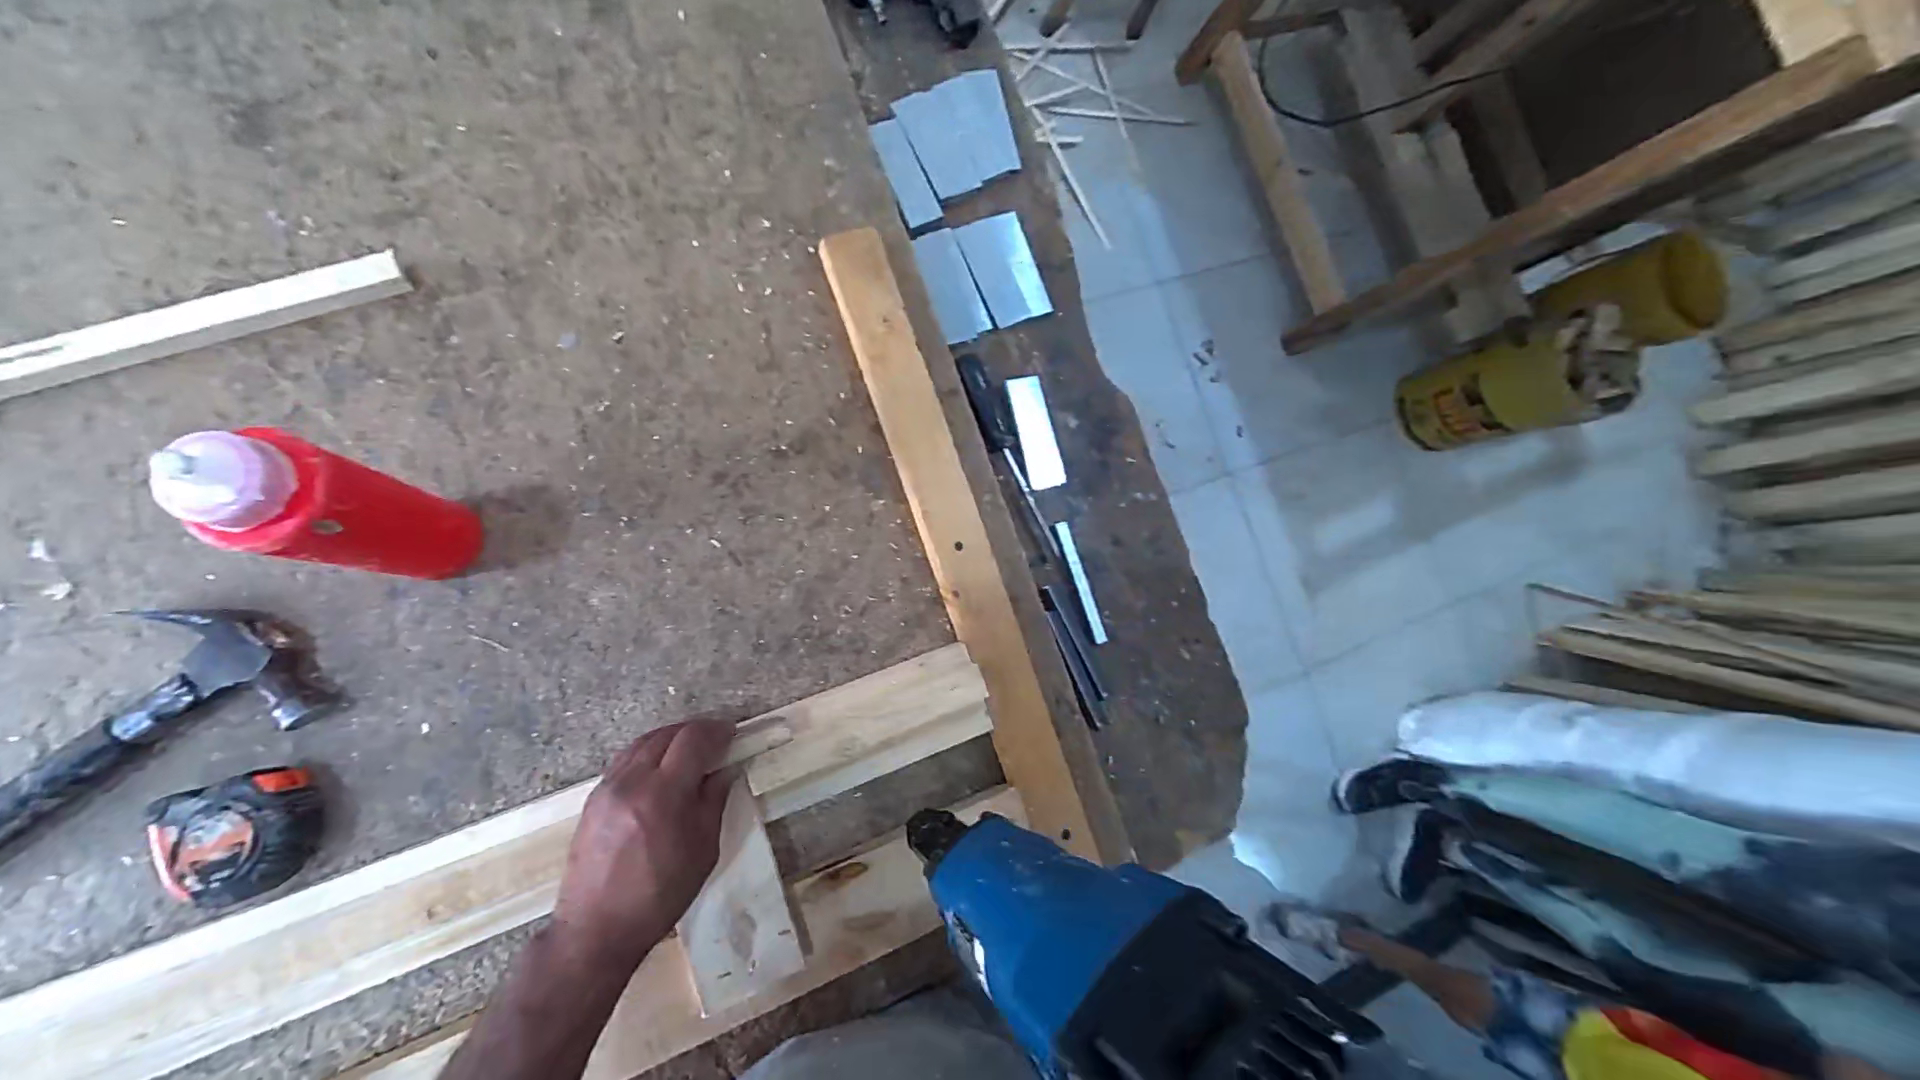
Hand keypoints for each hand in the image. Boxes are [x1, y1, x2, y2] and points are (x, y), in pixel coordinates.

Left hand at [551, 720, 734, 965]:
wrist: (596, 930)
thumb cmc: (660, 894)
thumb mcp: (703, 849)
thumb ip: (714, 802)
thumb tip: (725, 770)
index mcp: (663, 794)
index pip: (693, 739)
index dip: (716, 730)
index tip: (732, 733)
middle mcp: (631, 781)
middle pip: (667, 734)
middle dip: (696, 730)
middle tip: (717, 739)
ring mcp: (607, 788)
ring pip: (643, 742)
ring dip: (671, 738)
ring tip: (690, 749)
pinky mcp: (593, 799)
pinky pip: (626, 759)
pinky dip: (649, 752)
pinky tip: (661, 766)